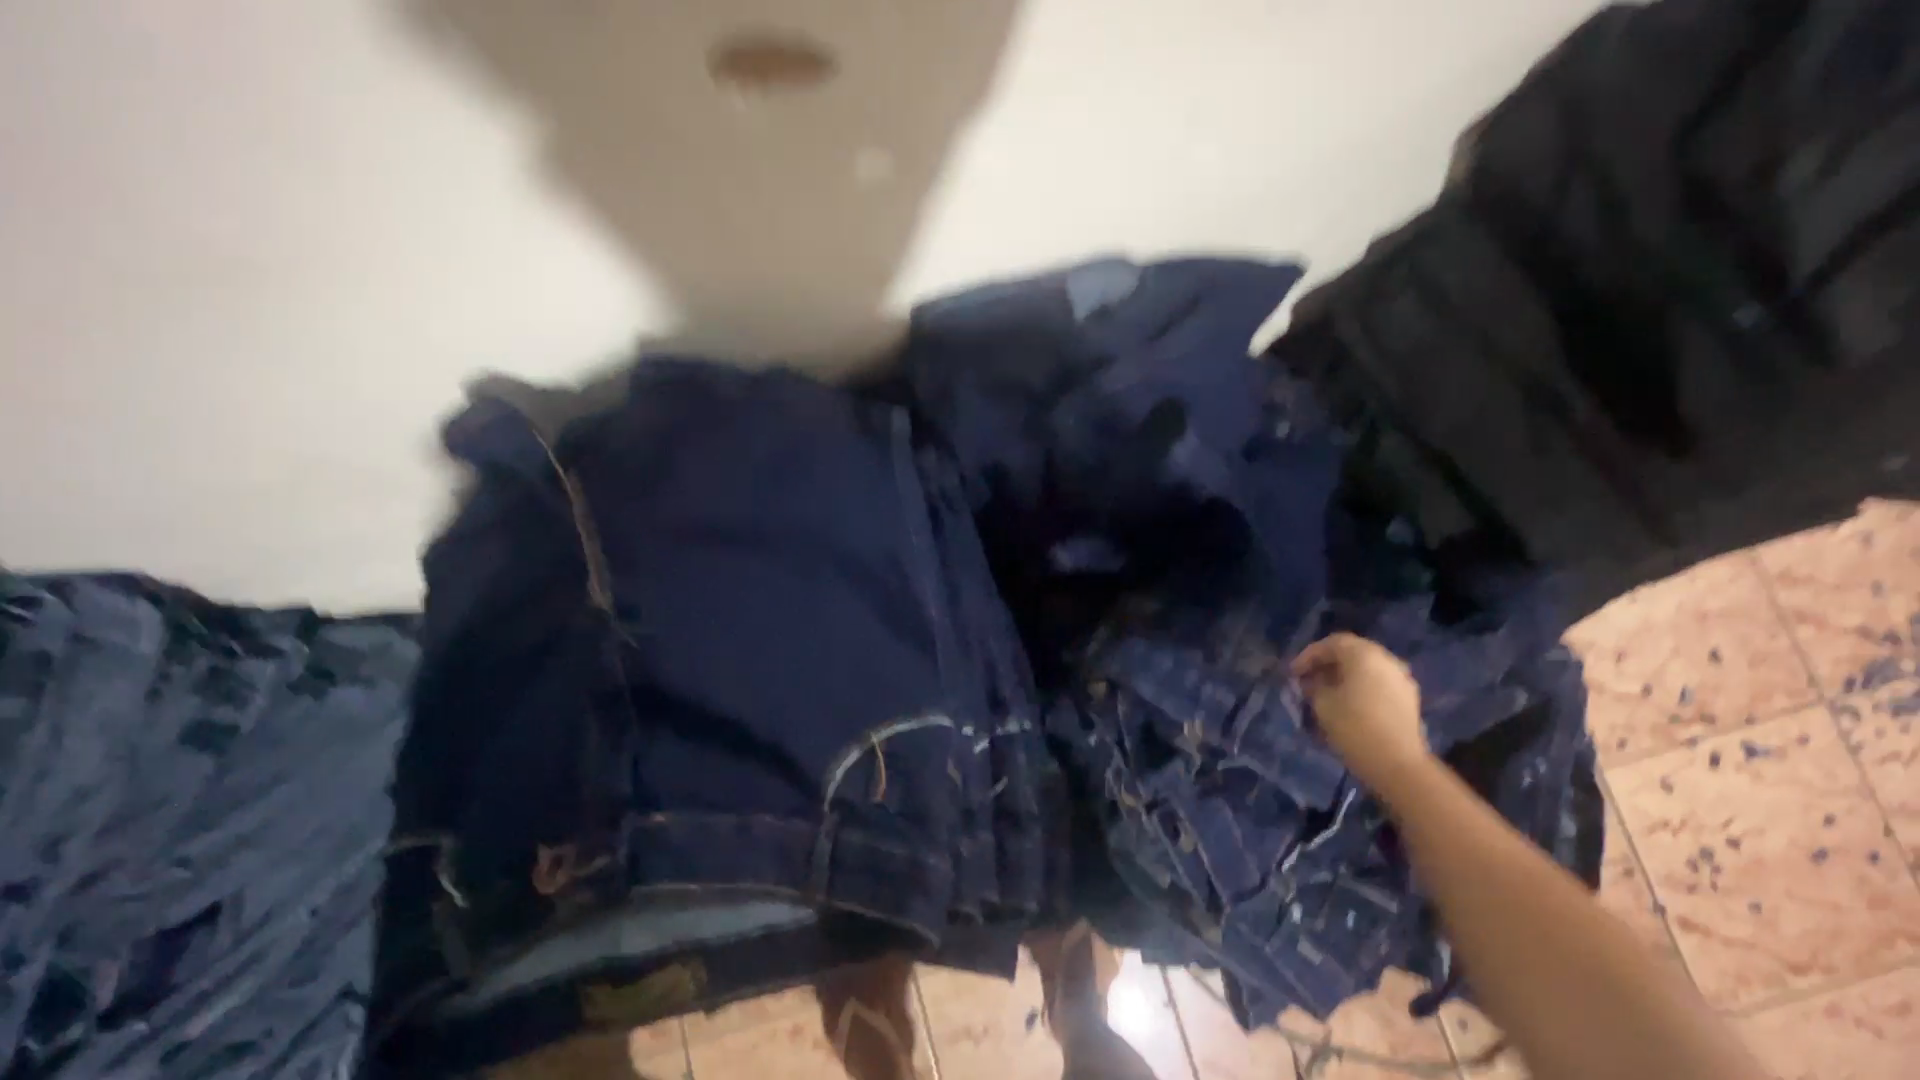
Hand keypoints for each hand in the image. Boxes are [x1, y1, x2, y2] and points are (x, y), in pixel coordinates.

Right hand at [1292, 632, 1430, 789]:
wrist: (1398, 764)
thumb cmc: (1354, 727)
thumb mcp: (1322, 704)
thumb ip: (1313, 686)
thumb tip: (1311, 681)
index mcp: (1364, 654)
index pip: (1331, 643)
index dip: (1308, 656)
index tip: (1293, 674)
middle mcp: (1386, 659)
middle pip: (1351, 653)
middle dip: (1327, 665)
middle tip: (1308, 681)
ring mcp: (1401, 679)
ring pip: (1367, 669)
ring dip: (1344, 677)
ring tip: (1326, 694)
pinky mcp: (1408, 699)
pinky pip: (1379, 684)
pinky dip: (1361, 688)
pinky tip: (1348, 705)